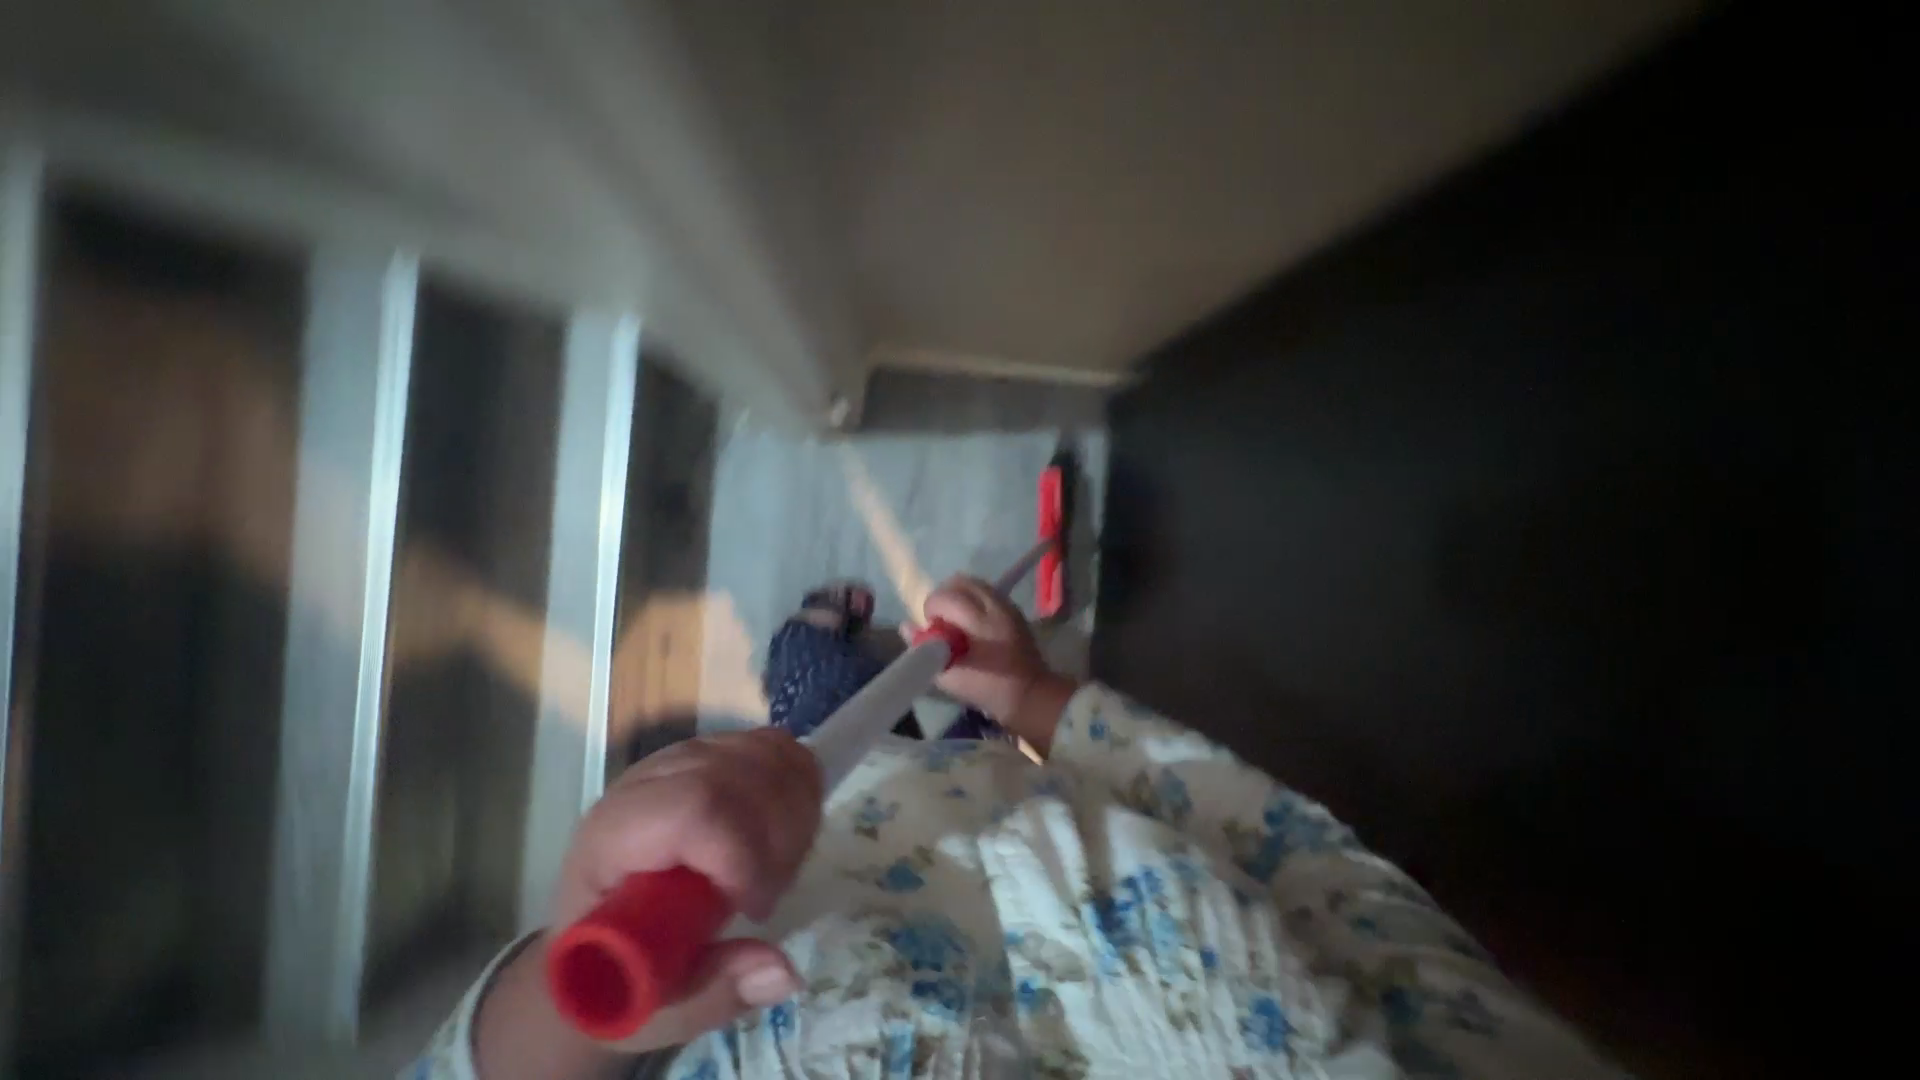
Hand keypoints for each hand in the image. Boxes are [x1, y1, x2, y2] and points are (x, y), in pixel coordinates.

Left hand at [476, 730, 822, 1074]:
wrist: (590, 939)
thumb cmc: (610, 975)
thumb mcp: (650, 1008)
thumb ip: (714, 992)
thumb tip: (785, 970)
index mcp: (611, 840)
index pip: (693, 809)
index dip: (743, 853)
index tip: (756, 910)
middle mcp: (645, 785)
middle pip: (740, 776)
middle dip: (780, 839)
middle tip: (771, 893)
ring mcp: (682, 760)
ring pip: (764, 753)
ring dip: (795, 812)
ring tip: (778, 865)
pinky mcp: (712, 754)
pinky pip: (773, 745)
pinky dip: (799, 782)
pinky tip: (788, 829)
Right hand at [907, 576, 1079, 750]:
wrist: (1031, 695)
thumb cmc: (989, 690)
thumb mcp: (950, 677)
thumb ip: (926, 650)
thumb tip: (907, 626)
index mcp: (980, 621)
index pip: (945, 597)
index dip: (931, 608)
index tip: (931, 628)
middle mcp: (995, 606)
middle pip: (961, 581)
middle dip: (943, 596)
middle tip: (941, 621)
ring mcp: (1008, 605)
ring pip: (975, 583)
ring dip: (959, 595)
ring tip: (956, 621)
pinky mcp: (1015, 610)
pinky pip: (988, 592)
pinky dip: (974, 600)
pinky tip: (972, 623)